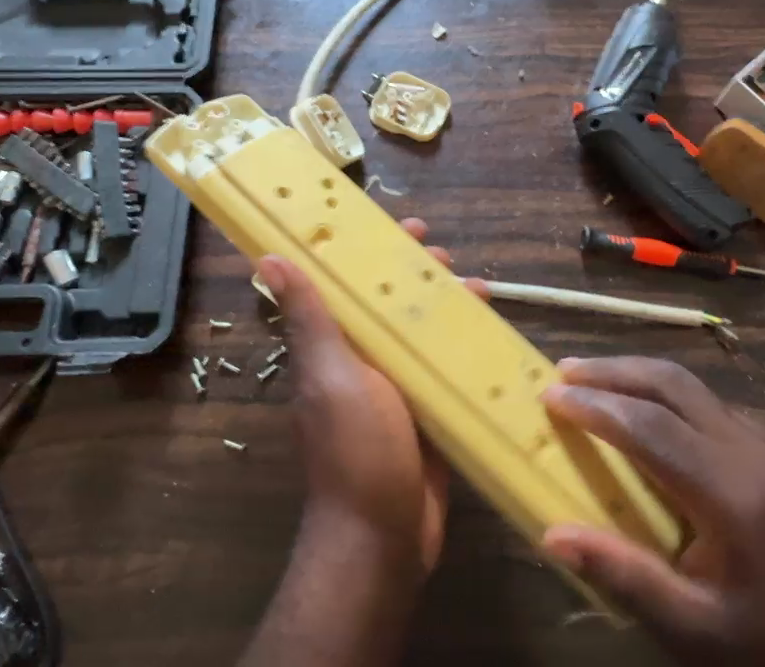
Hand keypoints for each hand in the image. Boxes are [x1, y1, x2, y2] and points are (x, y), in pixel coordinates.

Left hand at [257, 218, 488, 577]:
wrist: (383, 536)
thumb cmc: (355, 450)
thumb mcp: (332, 376)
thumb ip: (310, 319)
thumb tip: (268, 258)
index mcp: (336, 350)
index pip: (350, 286)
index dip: (372, 252)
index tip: (404, 227)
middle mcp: (365, 365)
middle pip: (392, 307)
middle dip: (419, 276)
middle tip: (447, 256)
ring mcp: (401, 392)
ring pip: (424, 335)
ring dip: (449, 308)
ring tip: (481, 288)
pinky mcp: (431, 416)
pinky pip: (449, 370)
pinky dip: (469, 348)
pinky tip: (496, 335)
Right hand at [540, 358, 764, 666]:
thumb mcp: (701, 631)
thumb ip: (628, 579)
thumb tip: (554, 535)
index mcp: (732, 494)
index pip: (650, 426)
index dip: (596, 405)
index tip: (550, 395)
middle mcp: (753, 450)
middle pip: (673, 383)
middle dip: (613, 370)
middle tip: (563, 373)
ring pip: (696, 387)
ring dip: (641, 377)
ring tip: (595, 385)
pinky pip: (716, 406)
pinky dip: (672, 397)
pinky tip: (652, 418)